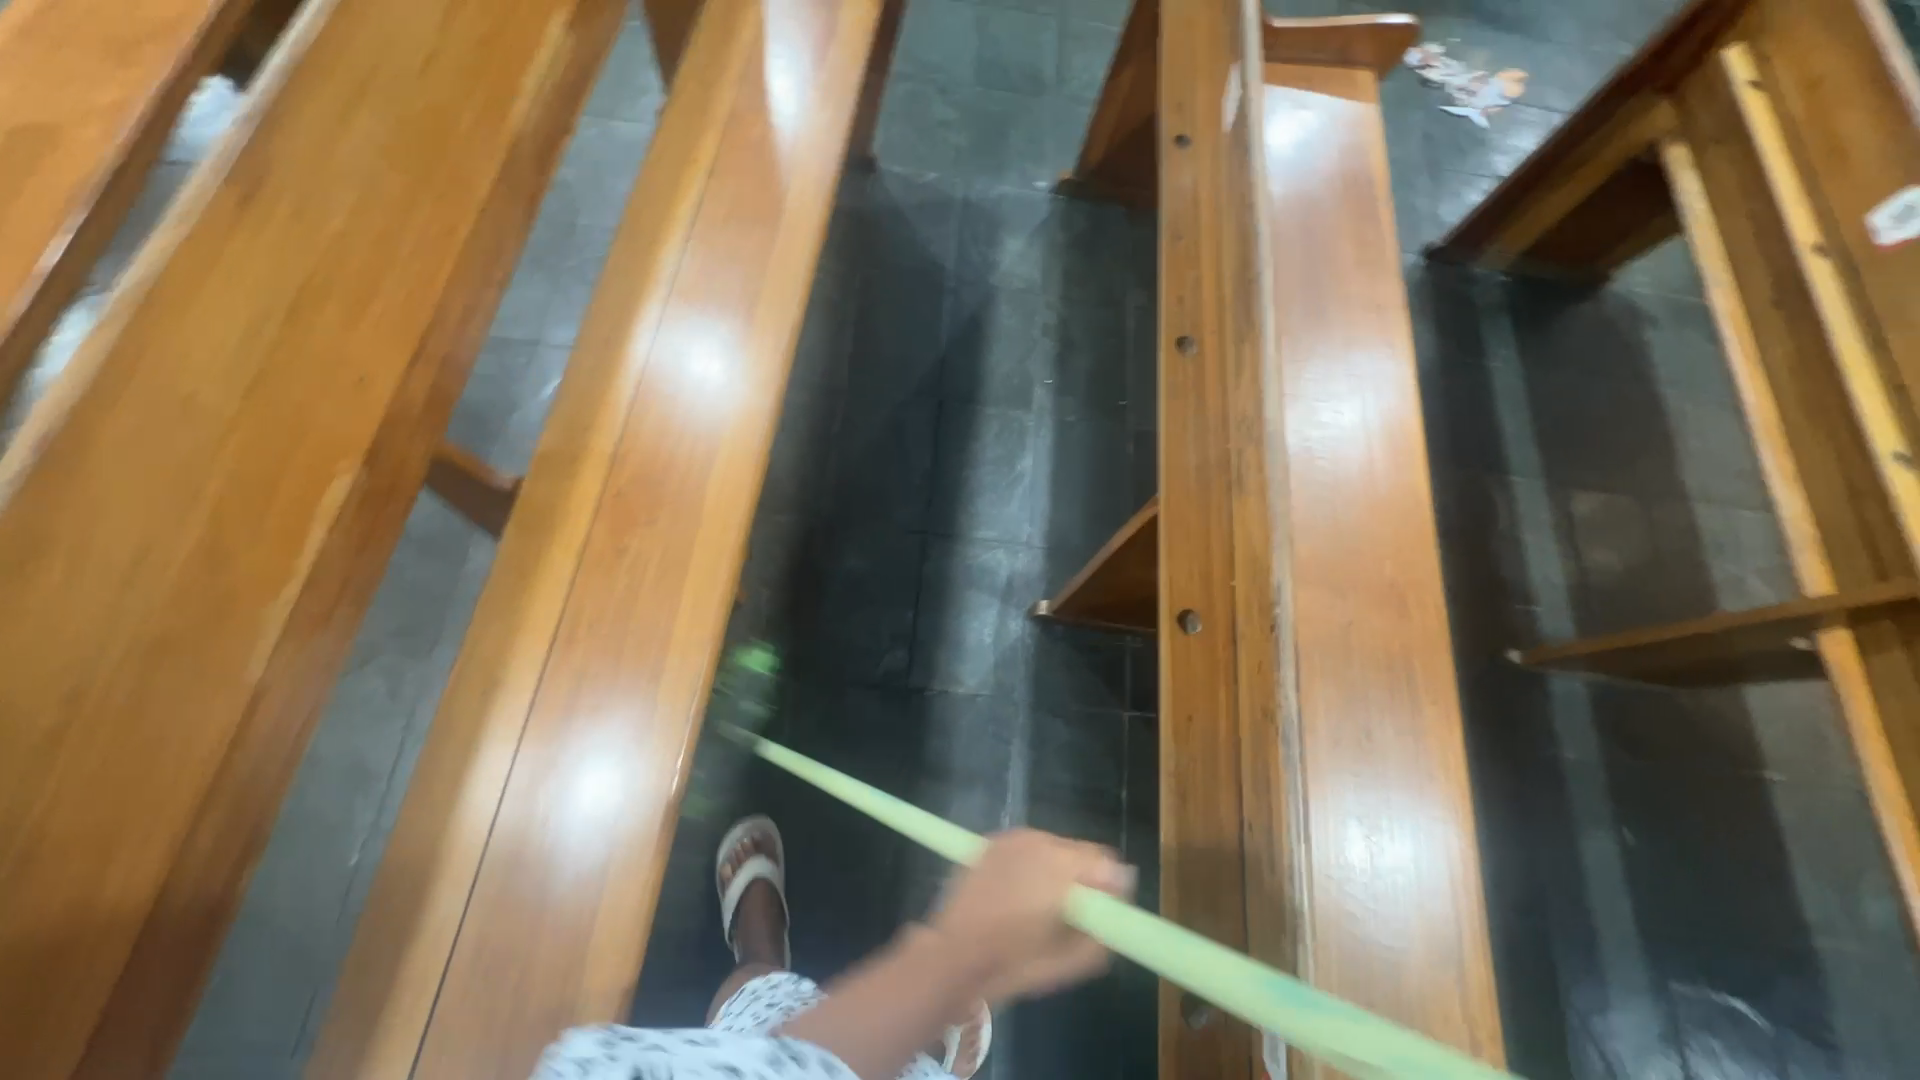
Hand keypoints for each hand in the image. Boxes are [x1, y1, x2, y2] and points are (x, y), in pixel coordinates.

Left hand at [927, 829, 1135, 1004]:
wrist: (954, 955)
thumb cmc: (1015, 962)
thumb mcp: (1071, 962)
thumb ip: (1104, 933)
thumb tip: (1117, 911)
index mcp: (1063, 867)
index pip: (1105, 861)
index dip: (1109, 886)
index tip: (1102, 912)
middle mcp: (1040, 841)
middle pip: (1079, 852)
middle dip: (1081, 878)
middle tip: (1070, 912)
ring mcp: (1012, 838)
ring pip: (1052, 847)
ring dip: (1055, 870)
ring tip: (1039, 904)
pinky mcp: (992, 842)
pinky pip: (1026, 848)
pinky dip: (1030, 865)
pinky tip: (1016, 892)